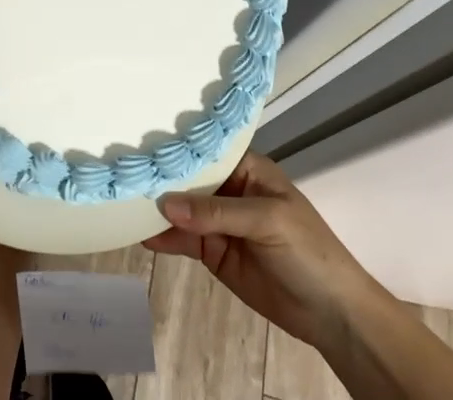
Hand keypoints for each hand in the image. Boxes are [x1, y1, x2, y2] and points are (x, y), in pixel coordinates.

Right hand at [144, 152, 381, 346]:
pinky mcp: (212, 252)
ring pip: (180, 210)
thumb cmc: (308, 251)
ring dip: (156, 209)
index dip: (178, 147)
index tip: (140, 138)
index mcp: (248, 170)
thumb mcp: (267, 220)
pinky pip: (182, 240)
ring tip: (121, 202)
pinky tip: (139, 234)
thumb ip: (216, 212)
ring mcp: (219, 223)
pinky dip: (162, 237)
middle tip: (122, 172)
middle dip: (160, 177)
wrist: (331, 313)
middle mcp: (229, 190)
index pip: (208, 151)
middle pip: (188, 180)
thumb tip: (165, 203)